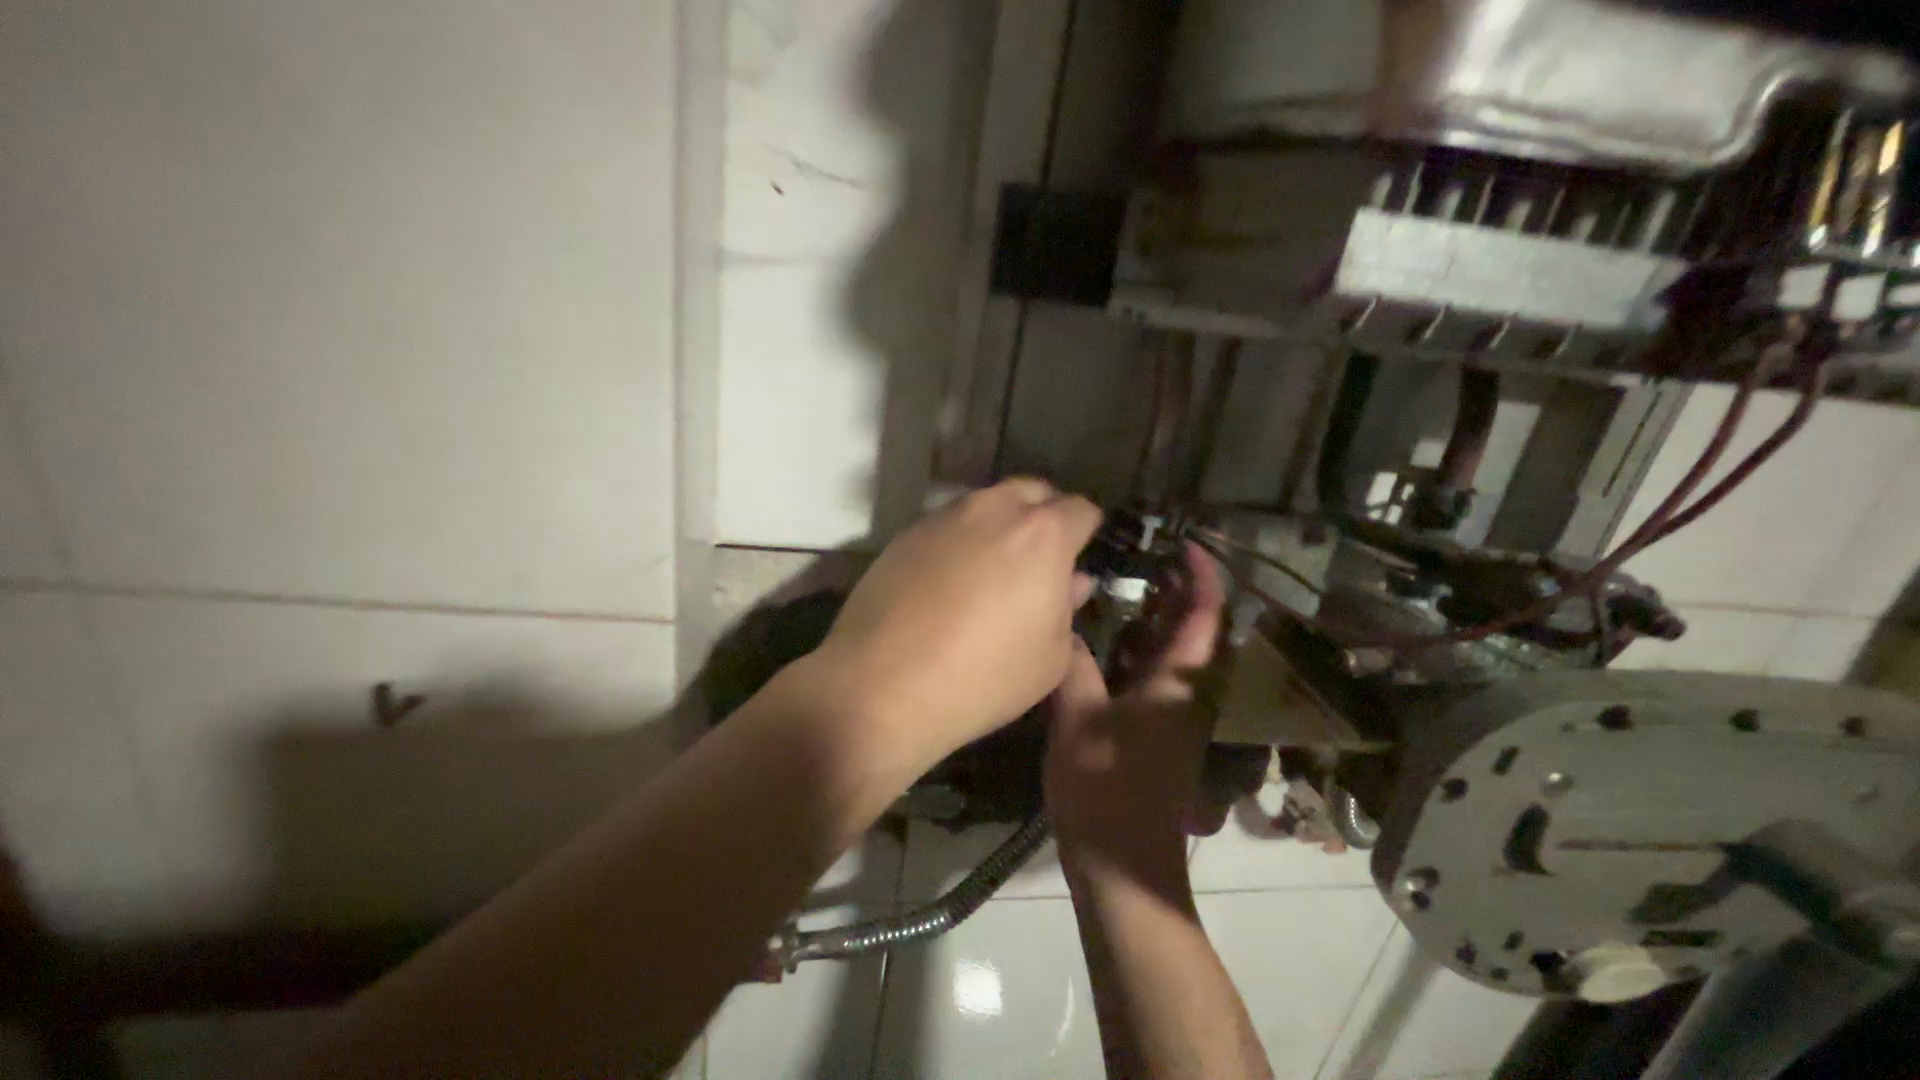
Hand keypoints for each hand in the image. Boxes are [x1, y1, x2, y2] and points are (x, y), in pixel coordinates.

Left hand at [813, 478, 1102, 765]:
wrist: (881, 686)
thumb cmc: (982, 678)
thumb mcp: (1048, 659)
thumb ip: (1067, 608)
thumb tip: (1071, 581)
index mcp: (1042, 533)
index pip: (1081, 510)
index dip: (1087, 532)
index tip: (1082, 557)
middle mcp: (993, 509)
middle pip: (1032, 492)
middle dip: (1044, 517)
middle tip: (1041, 561)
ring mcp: (943, 518)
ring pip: (986, 506)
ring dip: (999, 527)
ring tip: (993, 572)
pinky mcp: (905, 535)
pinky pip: (947, 527)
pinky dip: (960, 543)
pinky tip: (950, 584)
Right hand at [1045, 543, 1225, 882]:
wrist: (1122, 865)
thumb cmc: (1106, 789)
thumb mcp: (1078, 719)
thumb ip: (1073, 666)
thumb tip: (1063, 625)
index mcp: (1178, 684)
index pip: (1204, 615)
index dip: (1201, 575)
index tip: (1183, 542)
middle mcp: (1185, 694)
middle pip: (1190, 630)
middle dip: (1171, 591)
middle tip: (1134, 556)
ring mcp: (1172, 717)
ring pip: (1168, 655)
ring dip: (1150, 621)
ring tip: (1111, 590)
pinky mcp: (1155, 735)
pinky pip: (1151, 678)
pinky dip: (1133, 653)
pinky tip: (1096, 645)